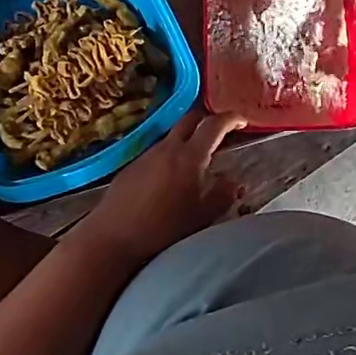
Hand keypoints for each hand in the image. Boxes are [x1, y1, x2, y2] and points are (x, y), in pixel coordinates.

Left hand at [68, 109, 246, 266]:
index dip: (230, 118)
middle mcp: (167, 148)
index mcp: (189, 156)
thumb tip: (234, 183)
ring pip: (172, 136)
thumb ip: (221, 196)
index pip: (213, 125)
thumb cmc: (163, 228)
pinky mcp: (132, 166)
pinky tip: (171, 176)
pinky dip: (171, 154)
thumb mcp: (201, 217)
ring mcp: (147, 155)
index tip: (242, 119)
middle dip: (207, 119)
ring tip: (198, 157)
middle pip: (190, 120)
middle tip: (221, 129)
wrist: (113, 236)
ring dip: (188, 138)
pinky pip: (157, 151)